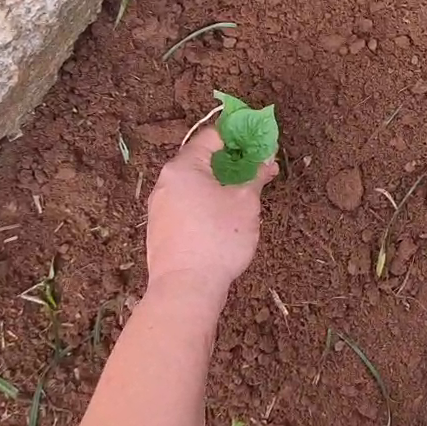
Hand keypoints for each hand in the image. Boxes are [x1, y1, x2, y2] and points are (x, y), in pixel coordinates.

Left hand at [145, 127, 275, 299]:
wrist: (186, 289)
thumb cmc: (218, 238)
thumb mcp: (246, 202)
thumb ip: (256, 175)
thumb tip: (267, 161)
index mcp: (183, 168)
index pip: (211, 137)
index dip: (238, 136)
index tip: (259, 141)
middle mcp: (165, 183)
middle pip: (201, 160)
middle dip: (231, 162)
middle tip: (257, 168)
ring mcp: (160, 208)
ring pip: (194, 184)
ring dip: (219, 183)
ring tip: (245, 193)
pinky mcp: (161, 230)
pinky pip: (186, 204)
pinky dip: (206, 201)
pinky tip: (225, 216)